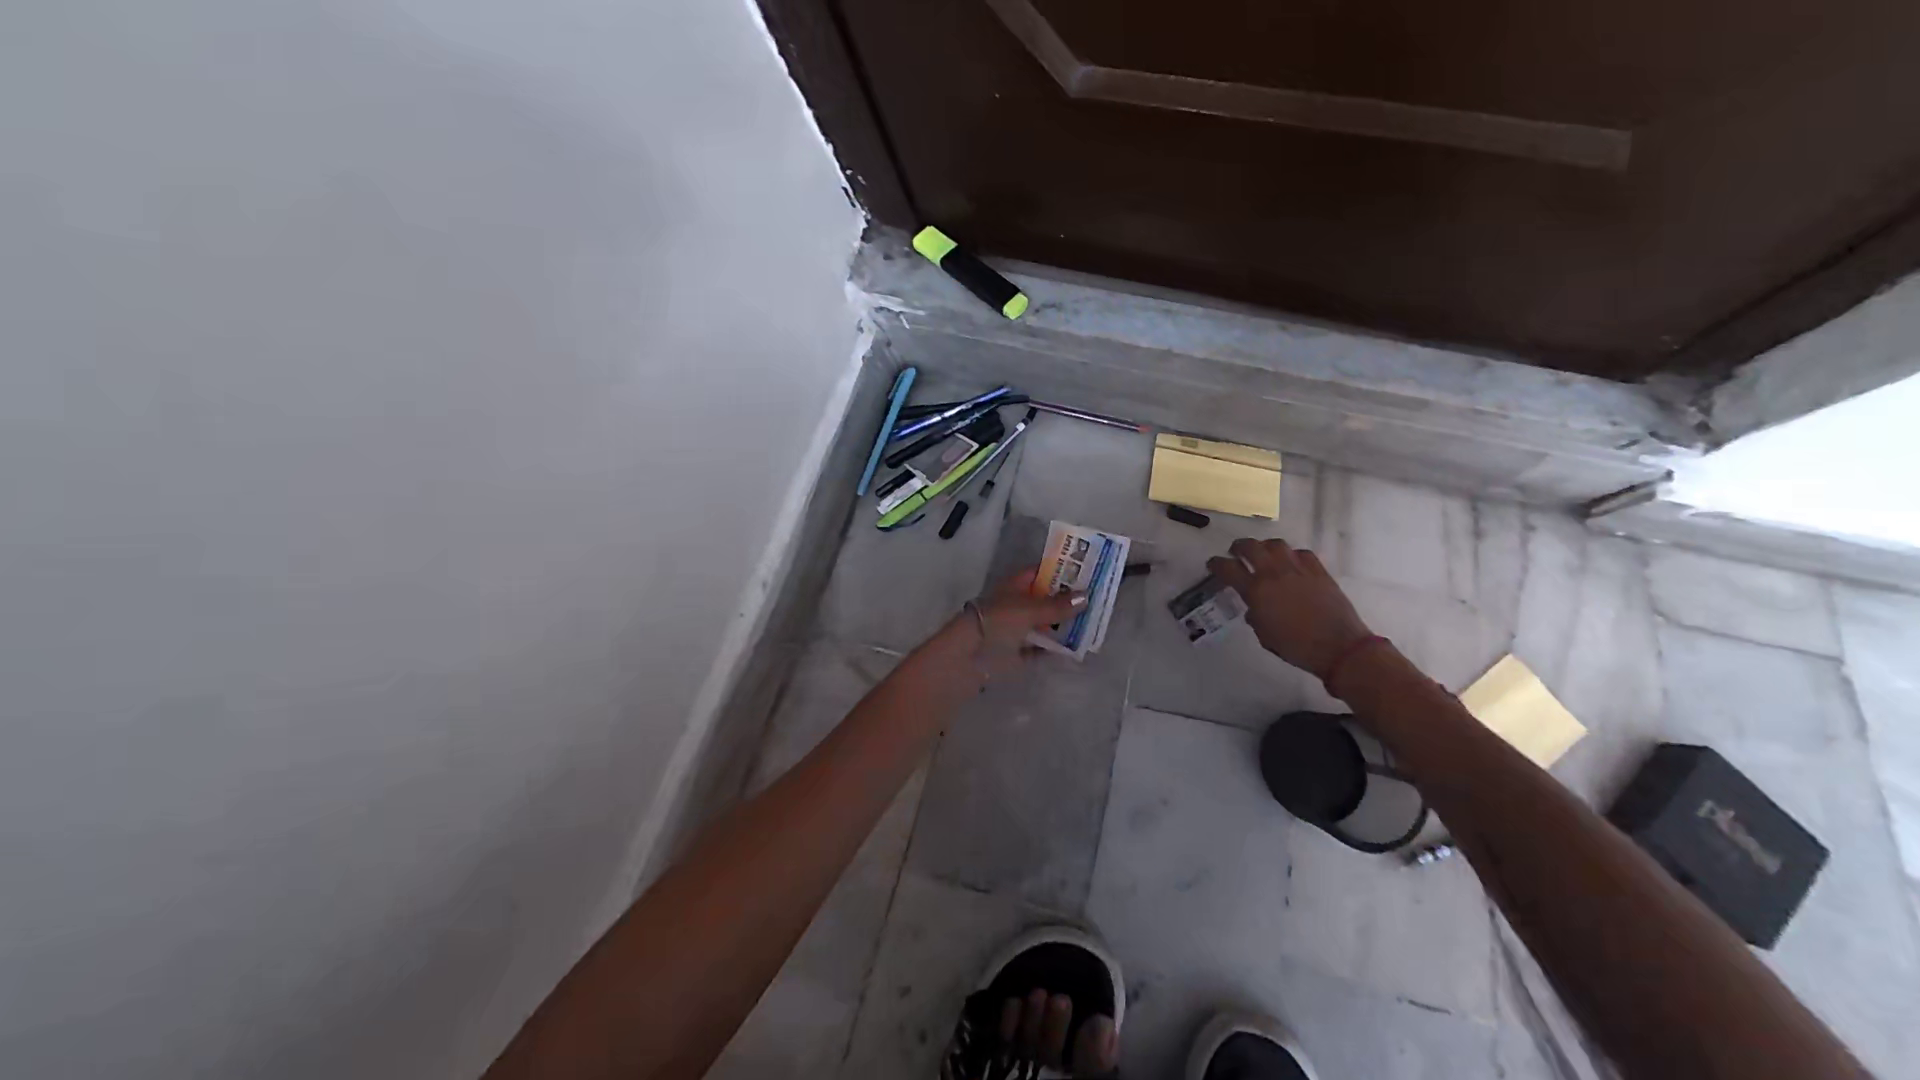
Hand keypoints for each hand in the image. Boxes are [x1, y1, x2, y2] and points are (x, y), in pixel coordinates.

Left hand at [969, 566, 1084, 663]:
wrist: (969, 656)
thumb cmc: (998, 622)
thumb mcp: (1029, 609)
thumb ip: (1057, 605)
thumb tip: (1086, 596)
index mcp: (1015, 586)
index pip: (1042, 572)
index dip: (1063, 570)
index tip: (1089, 570)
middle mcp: (1017, 605)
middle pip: (1047, 599)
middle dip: (1069, 600)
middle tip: (1100, 599)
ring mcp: (1017, 629)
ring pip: (1046, 624)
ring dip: (1065, 625)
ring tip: (1095, 623)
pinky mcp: (1018, 653)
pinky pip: (1043, 649)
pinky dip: (1057, 649)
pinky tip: (1079, 648)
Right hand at [1206, 538, 1372, 678]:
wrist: (1339, 647)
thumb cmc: (1296, 647)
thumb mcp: (1264, 635)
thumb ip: (1255, 616)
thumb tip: (1253, 609)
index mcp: (1256, 591)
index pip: (1228, 568)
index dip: (1216, 564)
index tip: (1212, 564)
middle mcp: (1274, 573)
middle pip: (1250, 547)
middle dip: (1238, 547)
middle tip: (1235, 552)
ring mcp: (1298, 569)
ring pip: (1276, 544)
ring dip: (1264, 546)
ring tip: (1263, 553)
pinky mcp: (1318, 570)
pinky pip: (1301, 553)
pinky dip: (1291, 555)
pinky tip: (1291, 563)